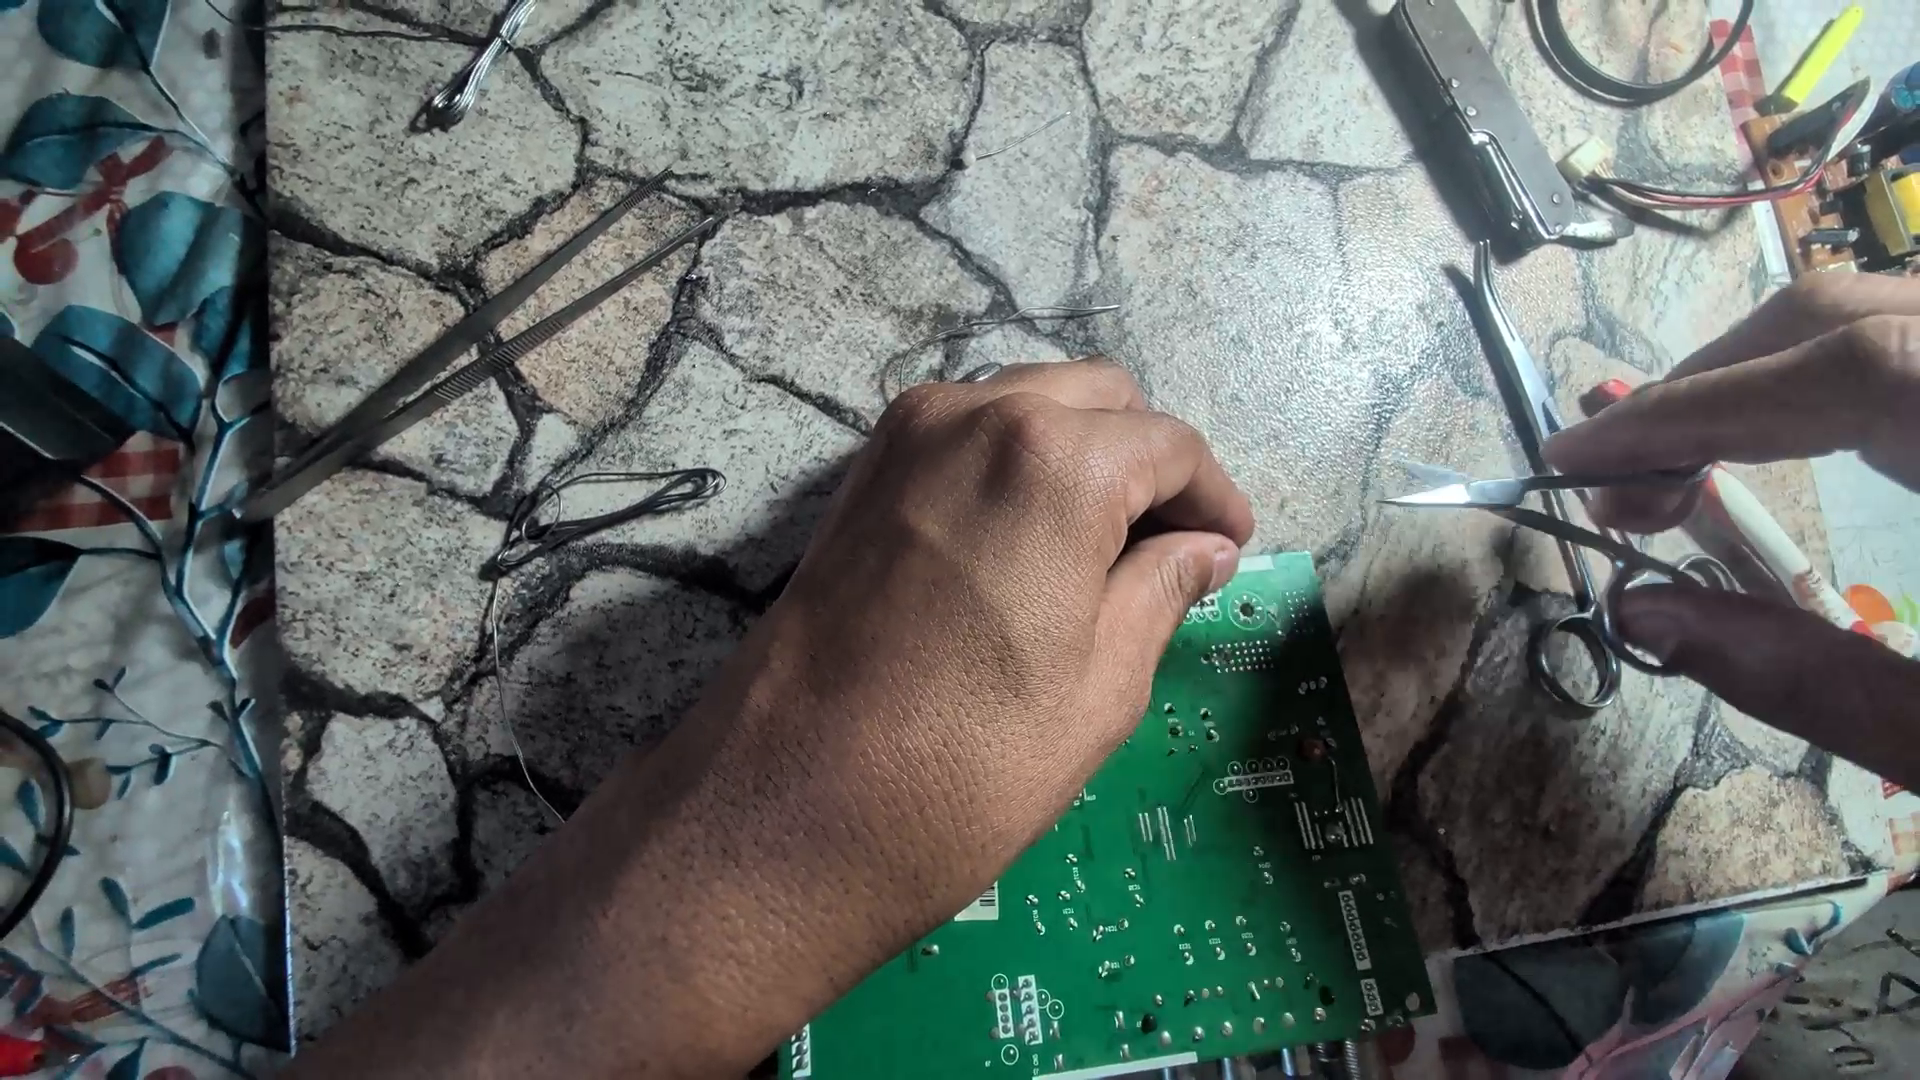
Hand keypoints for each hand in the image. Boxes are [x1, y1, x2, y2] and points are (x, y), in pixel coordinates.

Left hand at [286, 358, 1253, 1079]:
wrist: (788, 803)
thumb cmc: (970, 762)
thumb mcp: (1101, 685)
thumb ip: (1160, 588)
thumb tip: (1203, 546)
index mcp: (1054, 457)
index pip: (1168, 444)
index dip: (1212, 494)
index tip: (1229, 545)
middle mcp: (977, 413)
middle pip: (1099, 401)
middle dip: (1147, 462)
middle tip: (1167, 545)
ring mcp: (906, 433)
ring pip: (1029, 406)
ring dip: (1080, 454)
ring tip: (1099, 543)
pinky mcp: (863, 468)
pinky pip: (968, 434)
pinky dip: (1015, 462)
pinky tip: (1026, 534)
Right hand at [1545, 275, 1919, 790]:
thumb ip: (1815, 681)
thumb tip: (1643, 613)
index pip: (1845, 372)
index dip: (1677, 409)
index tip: (1569, 463)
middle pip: (1856, 317)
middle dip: (1696, 395)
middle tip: (1624, 491)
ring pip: (1889, 318)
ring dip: (1749, 388)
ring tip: (1685, 475)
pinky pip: (1919, 353)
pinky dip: (1817, 393)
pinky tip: (1780, 450)